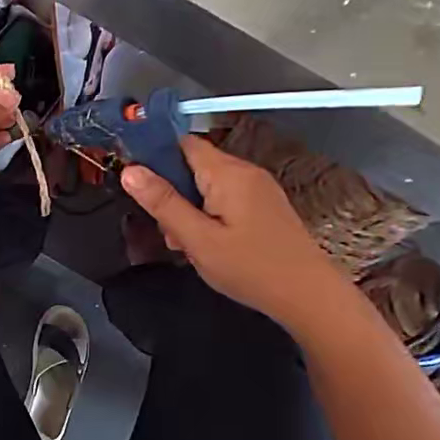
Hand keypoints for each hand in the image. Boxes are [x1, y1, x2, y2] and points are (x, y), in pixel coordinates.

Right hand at [120, 135, 349, 327]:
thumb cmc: (250, 268)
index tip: (137, 185)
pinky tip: (209, 246)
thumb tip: (130, 170)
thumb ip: (164, 203)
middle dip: (173, 193)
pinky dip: (209, 216)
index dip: (155, 157)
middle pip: (194, 166)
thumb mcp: (198, 239)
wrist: (308, 296)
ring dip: (189, 209)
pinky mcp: (264, 206)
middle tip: (169, 233)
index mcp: (228, 173)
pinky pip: (226, 199)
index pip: (183, 144)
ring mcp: (258, 188)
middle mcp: (245, 171)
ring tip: (189, 246)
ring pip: (208, 185)